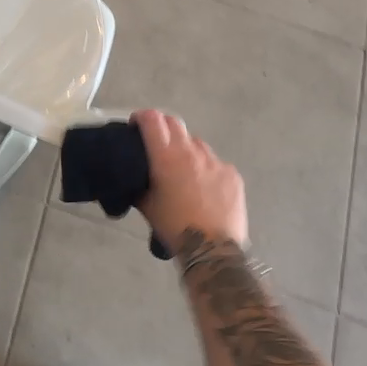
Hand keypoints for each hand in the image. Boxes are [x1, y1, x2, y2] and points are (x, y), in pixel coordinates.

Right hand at [133, 109, 247, 253]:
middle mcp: (191, 152)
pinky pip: (214, 162)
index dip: (141, 117)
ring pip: (195, 142)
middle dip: (161, 127)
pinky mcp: (232, 174)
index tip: (135, 126)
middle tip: (154, 144)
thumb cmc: (173, 225)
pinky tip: (203, 187)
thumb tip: (134, 174)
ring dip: (184, 148)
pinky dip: (204, 167)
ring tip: (181, 168)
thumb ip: (138, 182)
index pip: (152, 119)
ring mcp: (215, 162)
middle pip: (174, 123)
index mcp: (166, 157)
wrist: (213, 248)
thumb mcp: (145, 204)